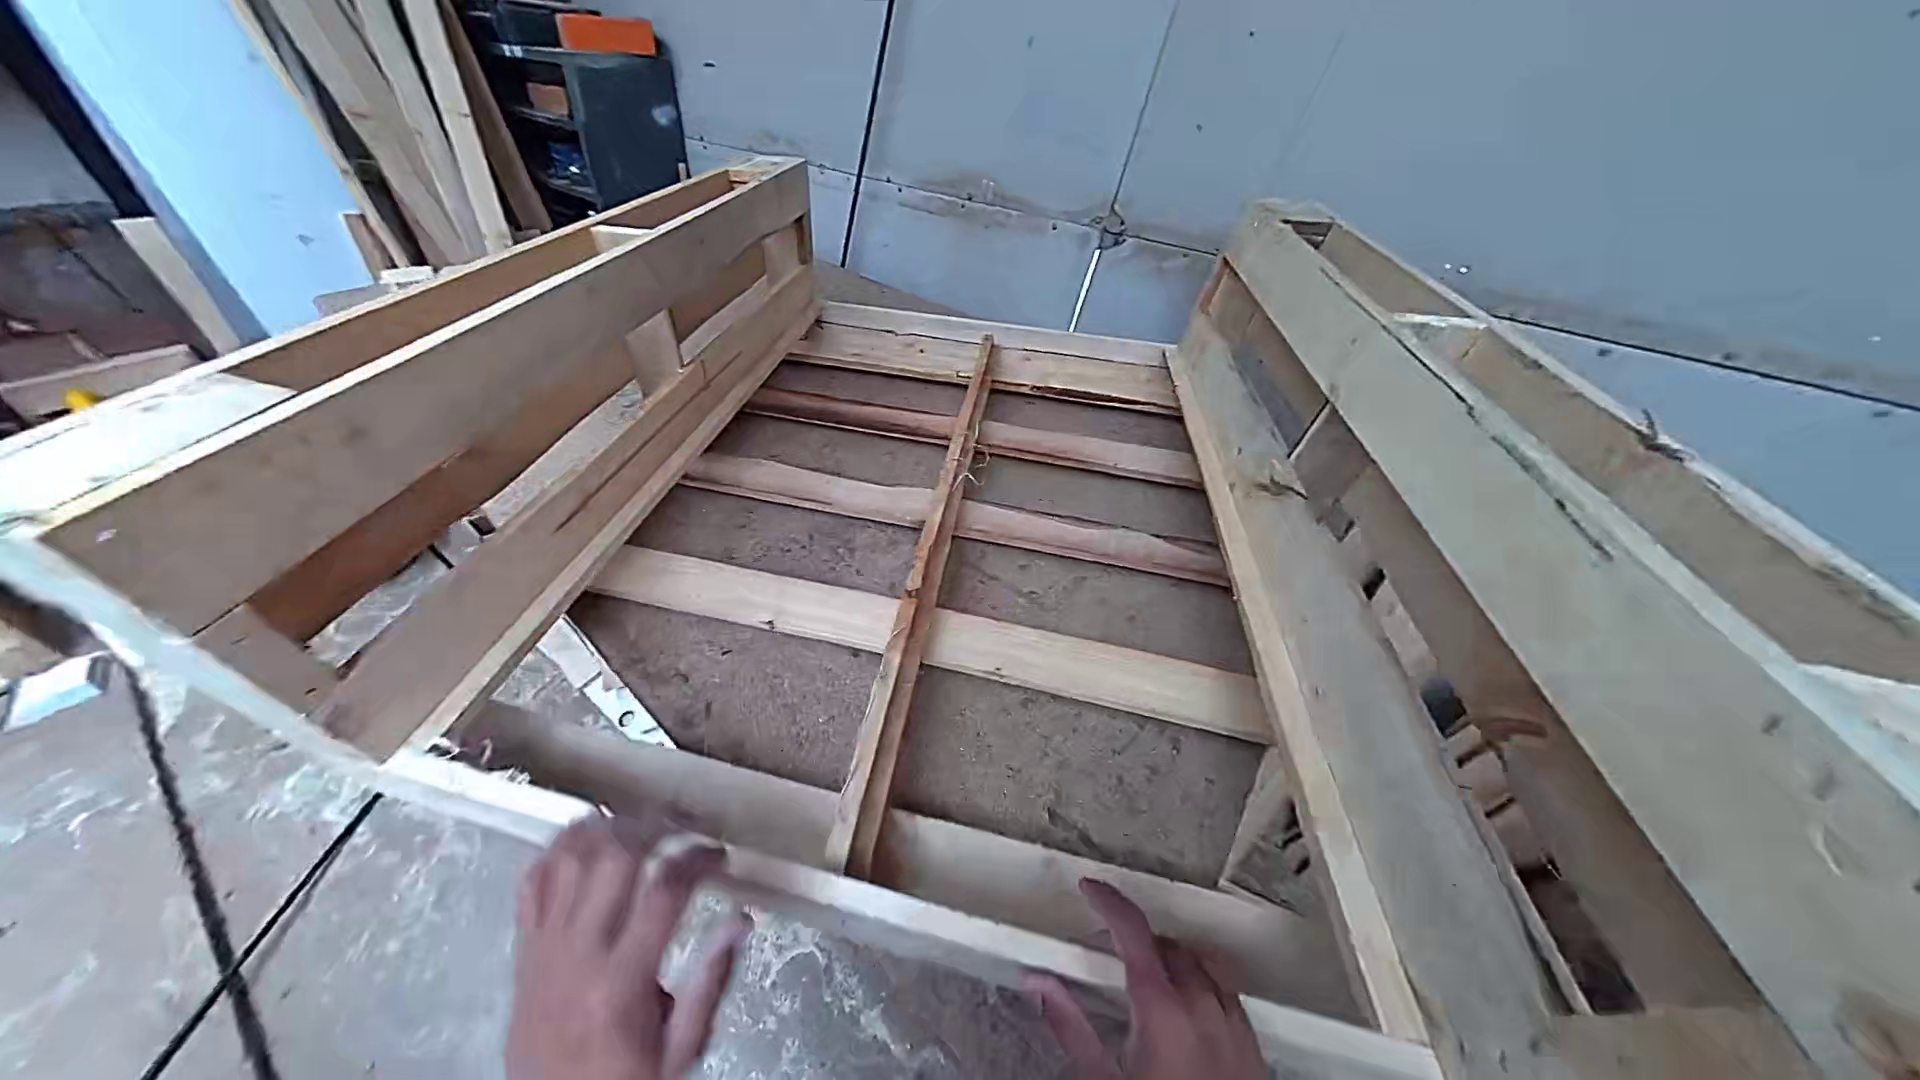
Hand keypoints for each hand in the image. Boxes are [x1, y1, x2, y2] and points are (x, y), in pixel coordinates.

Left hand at [506, 814, 751, 1079]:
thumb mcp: (679, 1050)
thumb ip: (711, 983)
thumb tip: (740, 923)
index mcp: (621, 983)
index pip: (665, 890)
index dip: (699, 858)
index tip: (717, 856)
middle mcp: (578, 957)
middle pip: (614, 858)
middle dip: (656, 826)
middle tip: (683, 826)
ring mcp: (544, 950)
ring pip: (570, 858)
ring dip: (609, 826)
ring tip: (640, 820)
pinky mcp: (524, 952)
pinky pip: (534, 882)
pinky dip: (559, 848)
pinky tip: (586, 835)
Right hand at [1027, 878, 1265, 1079]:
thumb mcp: (1104, 1078)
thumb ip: (1070, 1025)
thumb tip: (1039, 984)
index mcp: (1161, 1006)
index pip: (1132, 928)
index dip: (1108, 900)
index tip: (1090, 889)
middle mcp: (1202, 1004)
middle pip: (1166, 944)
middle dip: (1136, 940)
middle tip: (1110, 954)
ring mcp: (1233, 1024)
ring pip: (1200, 964)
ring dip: (1171, 961)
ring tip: (1148, 980)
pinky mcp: (1253, 1049)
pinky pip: (1227, 994)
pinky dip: (1203, 987)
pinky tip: (1188, 1011)